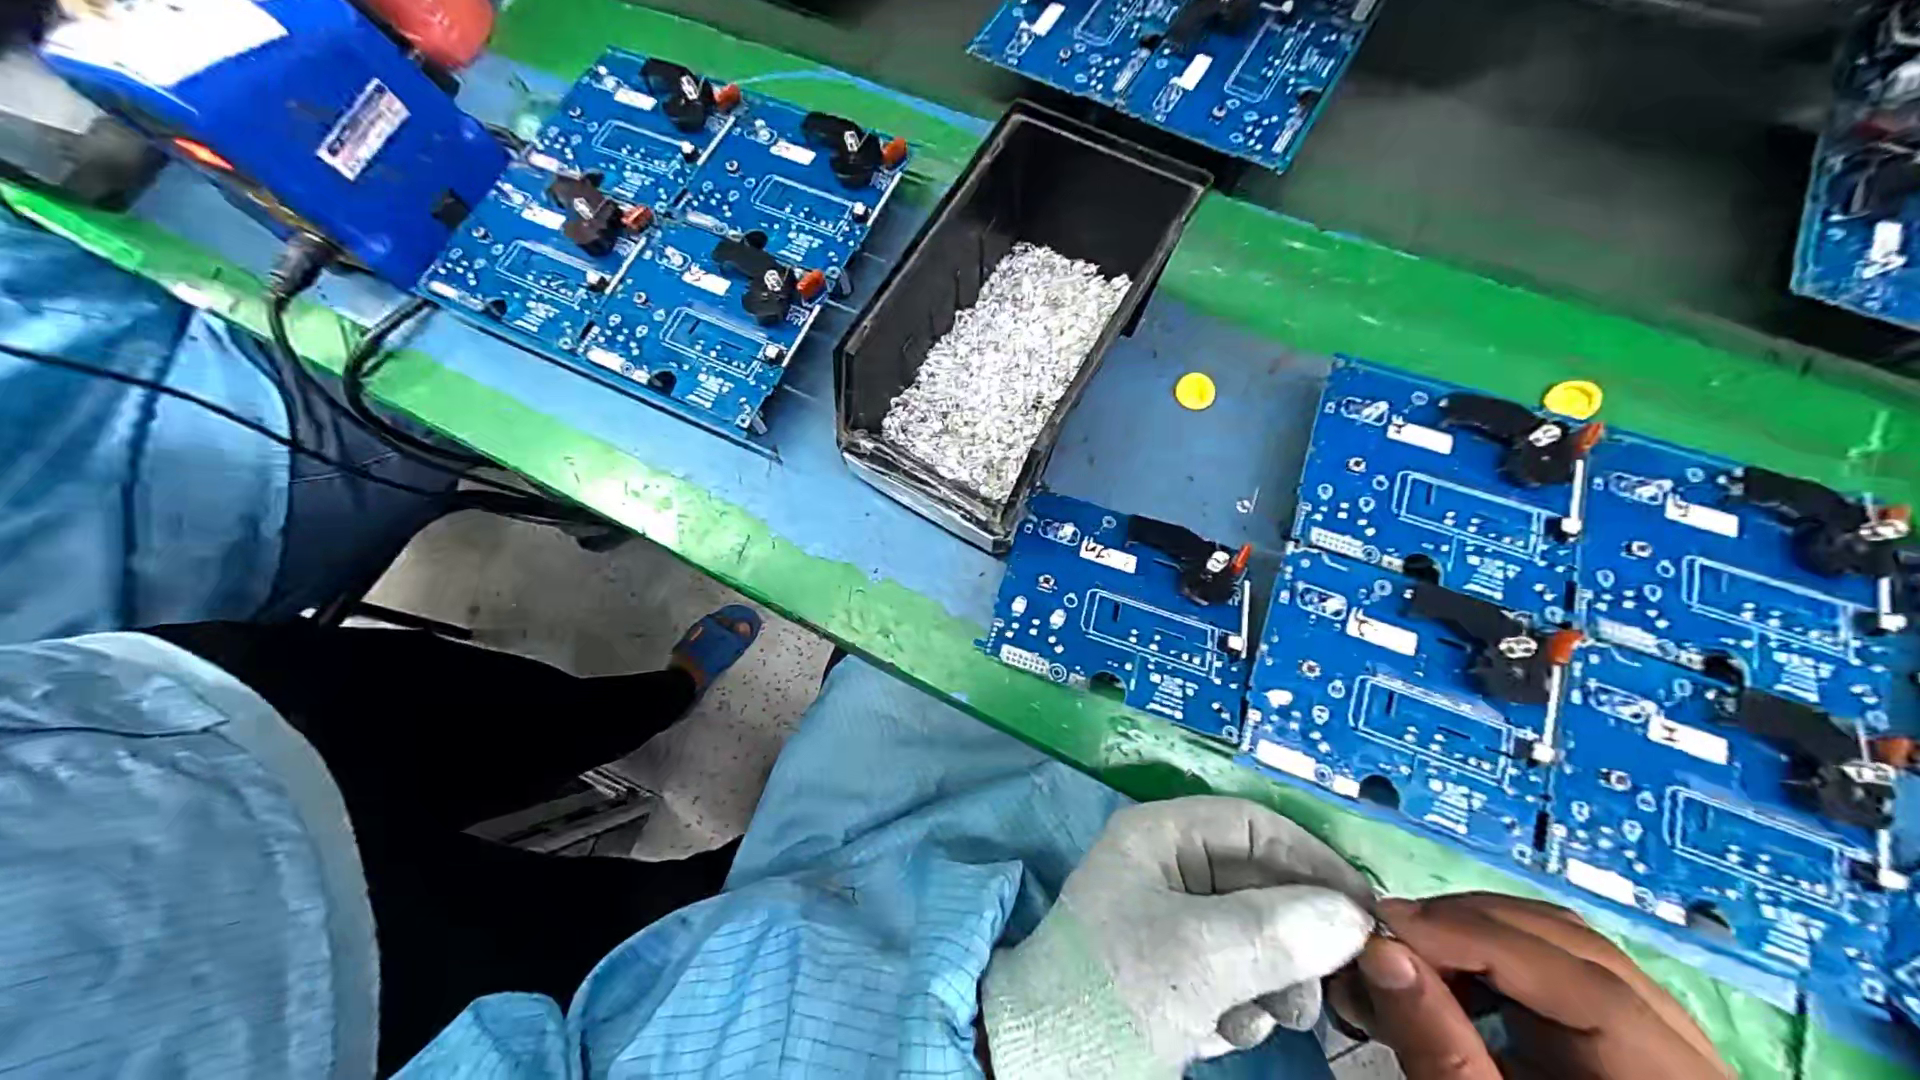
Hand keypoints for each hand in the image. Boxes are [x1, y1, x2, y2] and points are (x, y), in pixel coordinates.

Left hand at [980, 796, 1375, 1078]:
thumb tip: (1353, 917)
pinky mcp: (1180, 973)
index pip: (1252, 825)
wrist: (1054, 1063)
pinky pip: (1240, 975)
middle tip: (1319, 989)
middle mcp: (1168, 869)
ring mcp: (1174, 922)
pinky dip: (1245, 1006)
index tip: (1365, 914)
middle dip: (1294, 937)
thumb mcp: (1202, 953)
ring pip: (1259, 935)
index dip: (1311, 860)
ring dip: (1273, 981)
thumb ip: (1281, 929)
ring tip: (1257, 1014)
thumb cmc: (1118, 988)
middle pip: (1262, 883)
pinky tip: (1220, 1030)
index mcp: (1160, 837)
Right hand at [1334, 893, 1729, 1079]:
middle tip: (1388, 939)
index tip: (1387, 927)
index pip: (1590, 988)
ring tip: (1412, 958)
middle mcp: (1695, 1063)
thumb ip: (1438, 1048)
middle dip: (1468, 927)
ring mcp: (1668, 1041)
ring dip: (1475, 933)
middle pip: (1577, 948)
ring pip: (1566, 943)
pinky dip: (1491, 953)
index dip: (1481, 942)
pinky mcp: (1628, 1033)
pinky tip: (1450, 977)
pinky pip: (1559, 961)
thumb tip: (1380, 949)